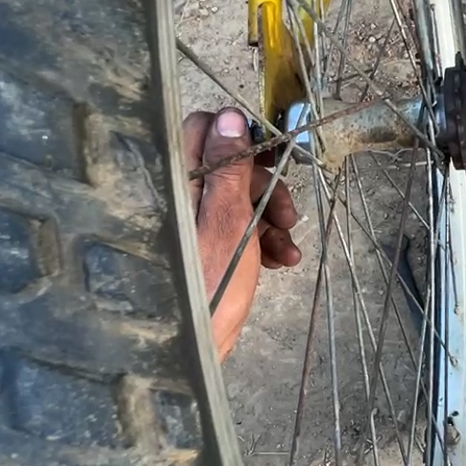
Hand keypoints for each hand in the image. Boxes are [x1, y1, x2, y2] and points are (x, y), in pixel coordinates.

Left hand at [184, 109, 301, 359]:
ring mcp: (194, 221)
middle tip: (287, 214)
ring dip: (274, 218)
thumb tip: (231, 117)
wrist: (192, 348)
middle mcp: (181, 195)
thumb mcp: (228, 220)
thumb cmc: (208, 284)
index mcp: (177, 181)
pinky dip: (265, 240)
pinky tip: (282, 261)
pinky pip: (242, 227)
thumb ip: (230, 168)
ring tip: (288, 249)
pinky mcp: (206, 245)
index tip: (276, 156)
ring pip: (243, 197)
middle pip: (232, 165)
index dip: (244, 136)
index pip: (206, 128)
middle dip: (269, 187)